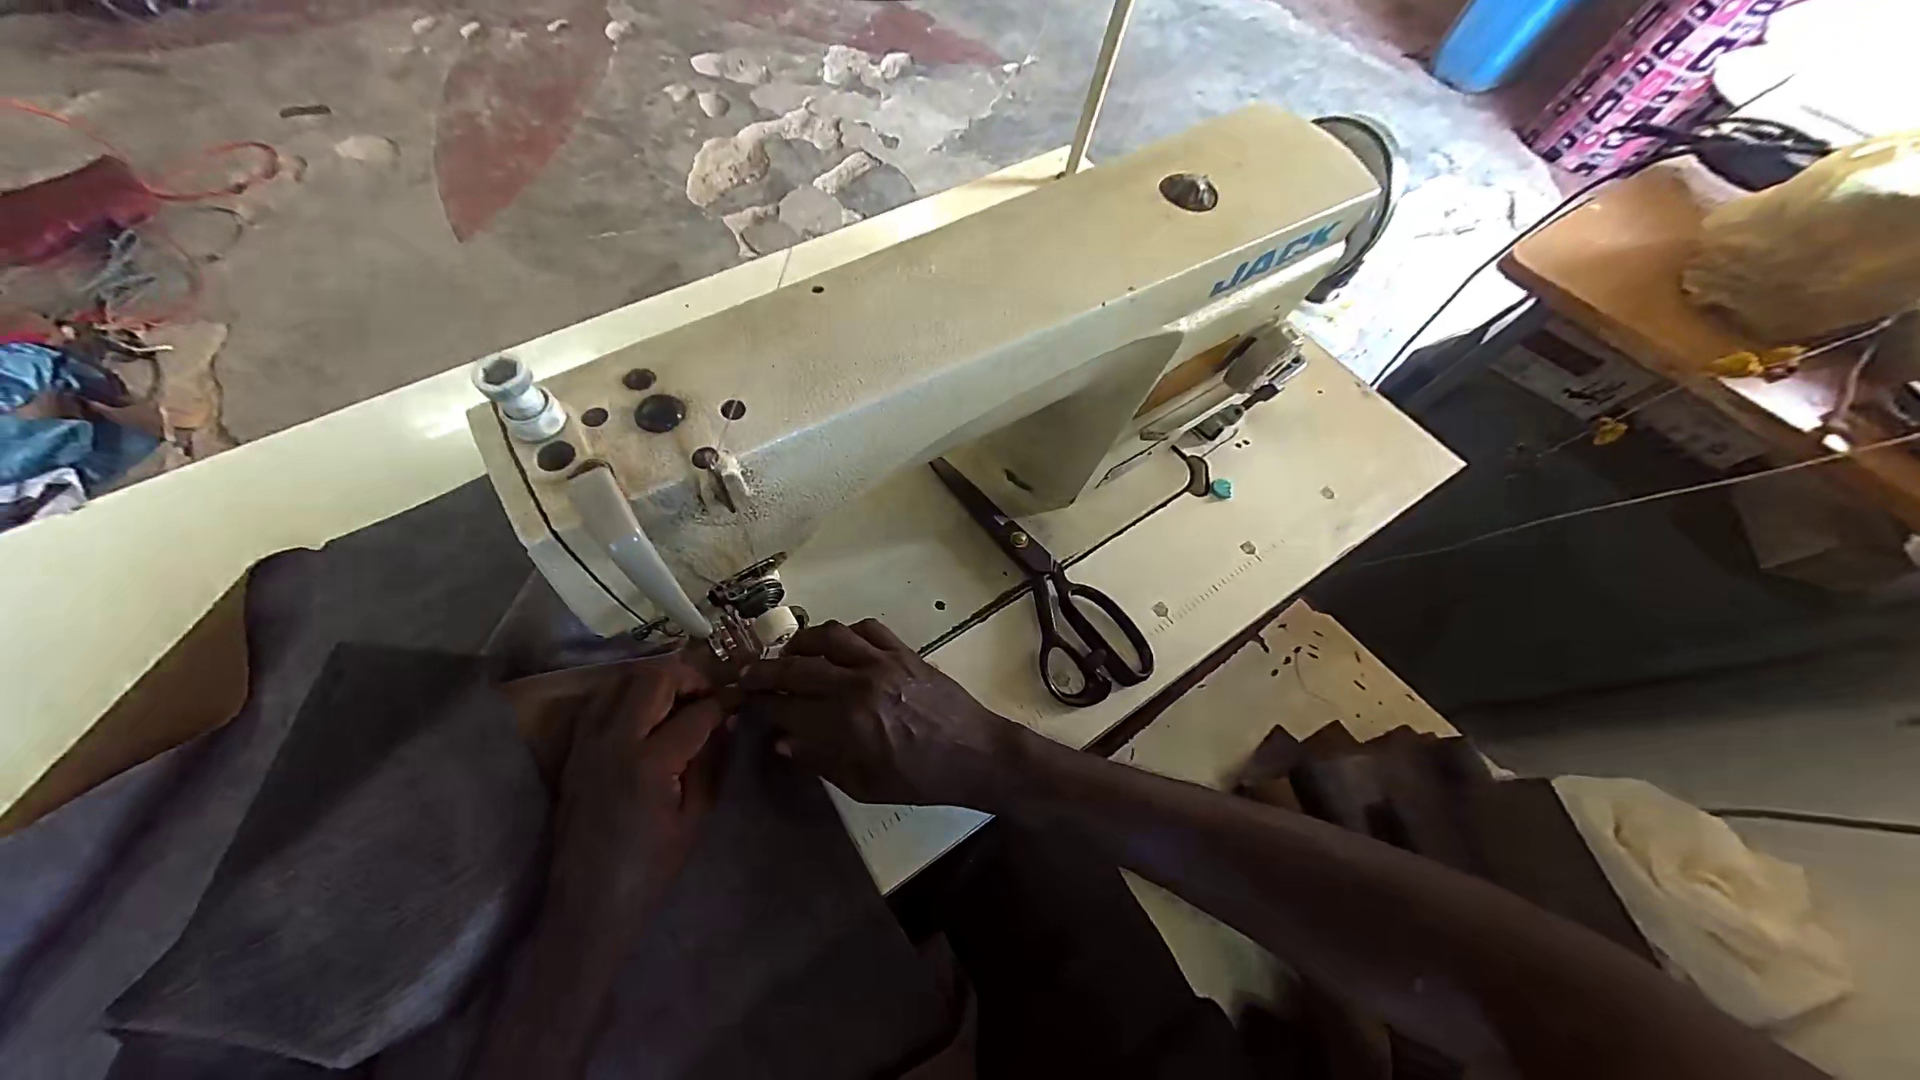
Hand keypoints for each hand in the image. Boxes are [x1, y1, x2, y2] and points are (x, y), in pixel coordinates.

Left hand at [546, 653, 730, 924]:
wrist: (587, 904)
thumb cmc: (652, 867)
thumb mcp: (696, 814)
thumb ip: (712, 759)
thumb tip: (727, 719)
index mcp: (650, 763)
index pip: (697, 712)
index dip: (725, 702)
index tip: (740, 702)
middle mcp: (614, 742)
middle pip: (654, 678)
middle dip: (690, 677)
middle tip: (709, 694)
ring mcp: (588, 743)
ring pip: (623, 680)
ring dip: (657, 680)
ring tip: (680, 698)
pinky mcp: (574, 750)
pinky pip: (601, 700)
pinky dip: (628, 693)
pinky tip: (647, 711)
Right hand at [740, 619, 1034, 807]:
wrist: (975, 752)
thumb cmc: (920, 778)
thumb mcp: (865, 785)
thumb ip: (821, 761)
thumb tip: (783, 741)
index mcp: (846, 723)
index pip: (788, 706)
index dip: (762, 704)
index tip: (746, 702)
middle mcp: (859, 685)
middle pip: (799, 667)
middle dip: (766, 670)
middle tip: (747, 673)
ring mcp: (883, 662)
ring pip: (830, 636)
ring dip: (802, 642)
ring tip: (789, 652)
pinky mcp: (904, 651)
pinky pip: (868, 628)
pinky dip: (846, 632)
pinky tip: (838, 643)